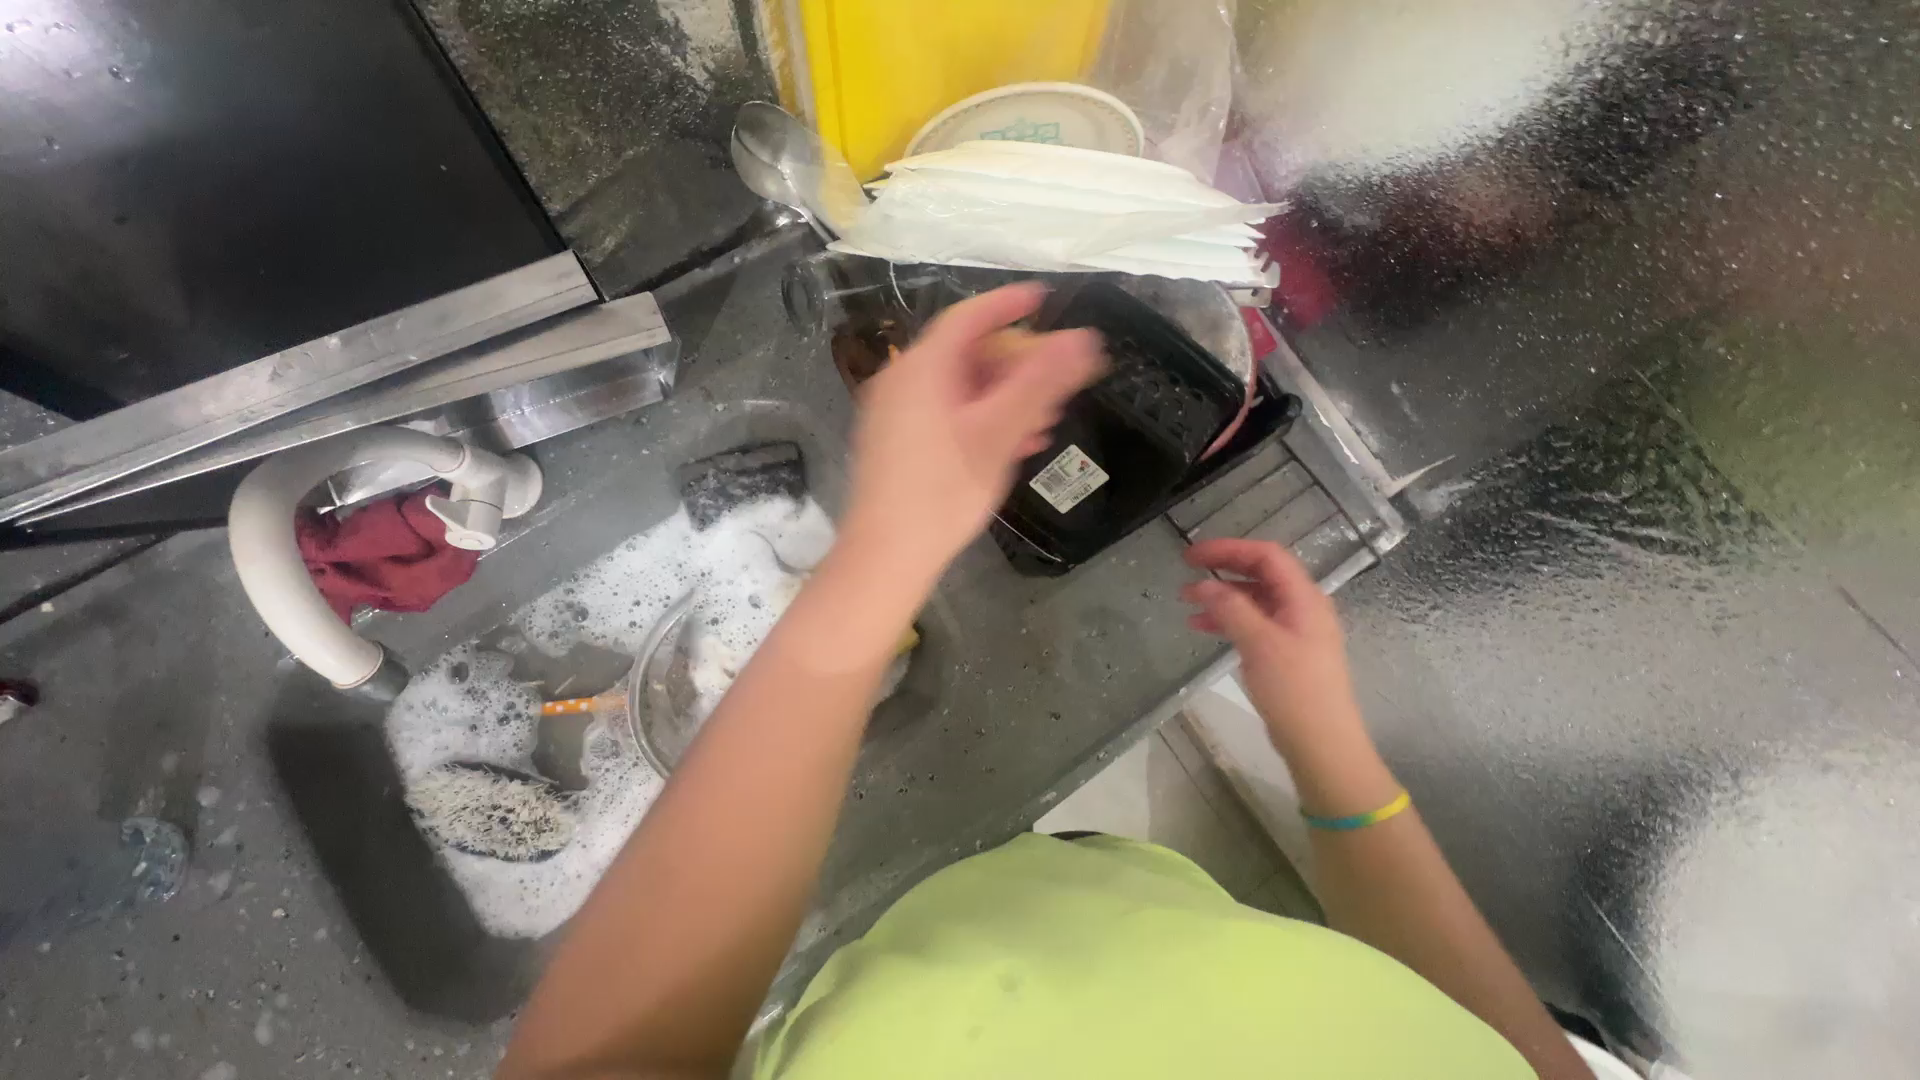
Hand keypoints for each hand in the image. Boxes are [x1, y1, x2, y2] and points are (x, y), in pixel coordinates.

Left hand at [841, 283, 1103, 578]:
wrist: (886, 555)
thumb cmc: (943, 492)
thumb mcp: (999, 434)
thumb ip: (1041, 383)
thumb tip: (1084, 340)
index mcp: (921, 369)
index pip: (969, 317)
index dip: (1009, 304)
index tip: (1044, 300)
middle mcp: (901, 382)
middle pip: (966, 356)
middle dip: (1016, 366)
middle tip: (1055, 381)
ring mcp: (894, 415)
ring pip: (958, 390)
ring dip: (1004, 398)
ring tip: (1045, 419)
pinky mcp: (895, 444)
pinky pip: (944, 416)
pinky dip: (981, 420)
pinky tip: (1013, 445)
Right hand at [1180, 538, 1366, 759]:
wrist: (1322, 744)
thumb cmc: (1295, 690)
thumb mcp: (1260, 644)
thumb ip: (1231, 609)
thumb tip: (1203, 584)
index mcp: (1304, 599)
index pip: (1267, 556)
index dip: (1229, 548)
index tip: (1193, 555)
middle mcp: (1302, 609)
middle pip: (1261, 574)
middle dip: (1223, 569)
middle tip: (1186, 571)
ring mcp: (1294, 632)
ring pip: (1254, 600)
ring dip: (1222, 596)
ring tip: (1187, 602)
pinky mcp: (1285, 654)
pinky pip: (1254, 624)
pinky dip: (1228, 620)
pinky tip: (1203, 627)